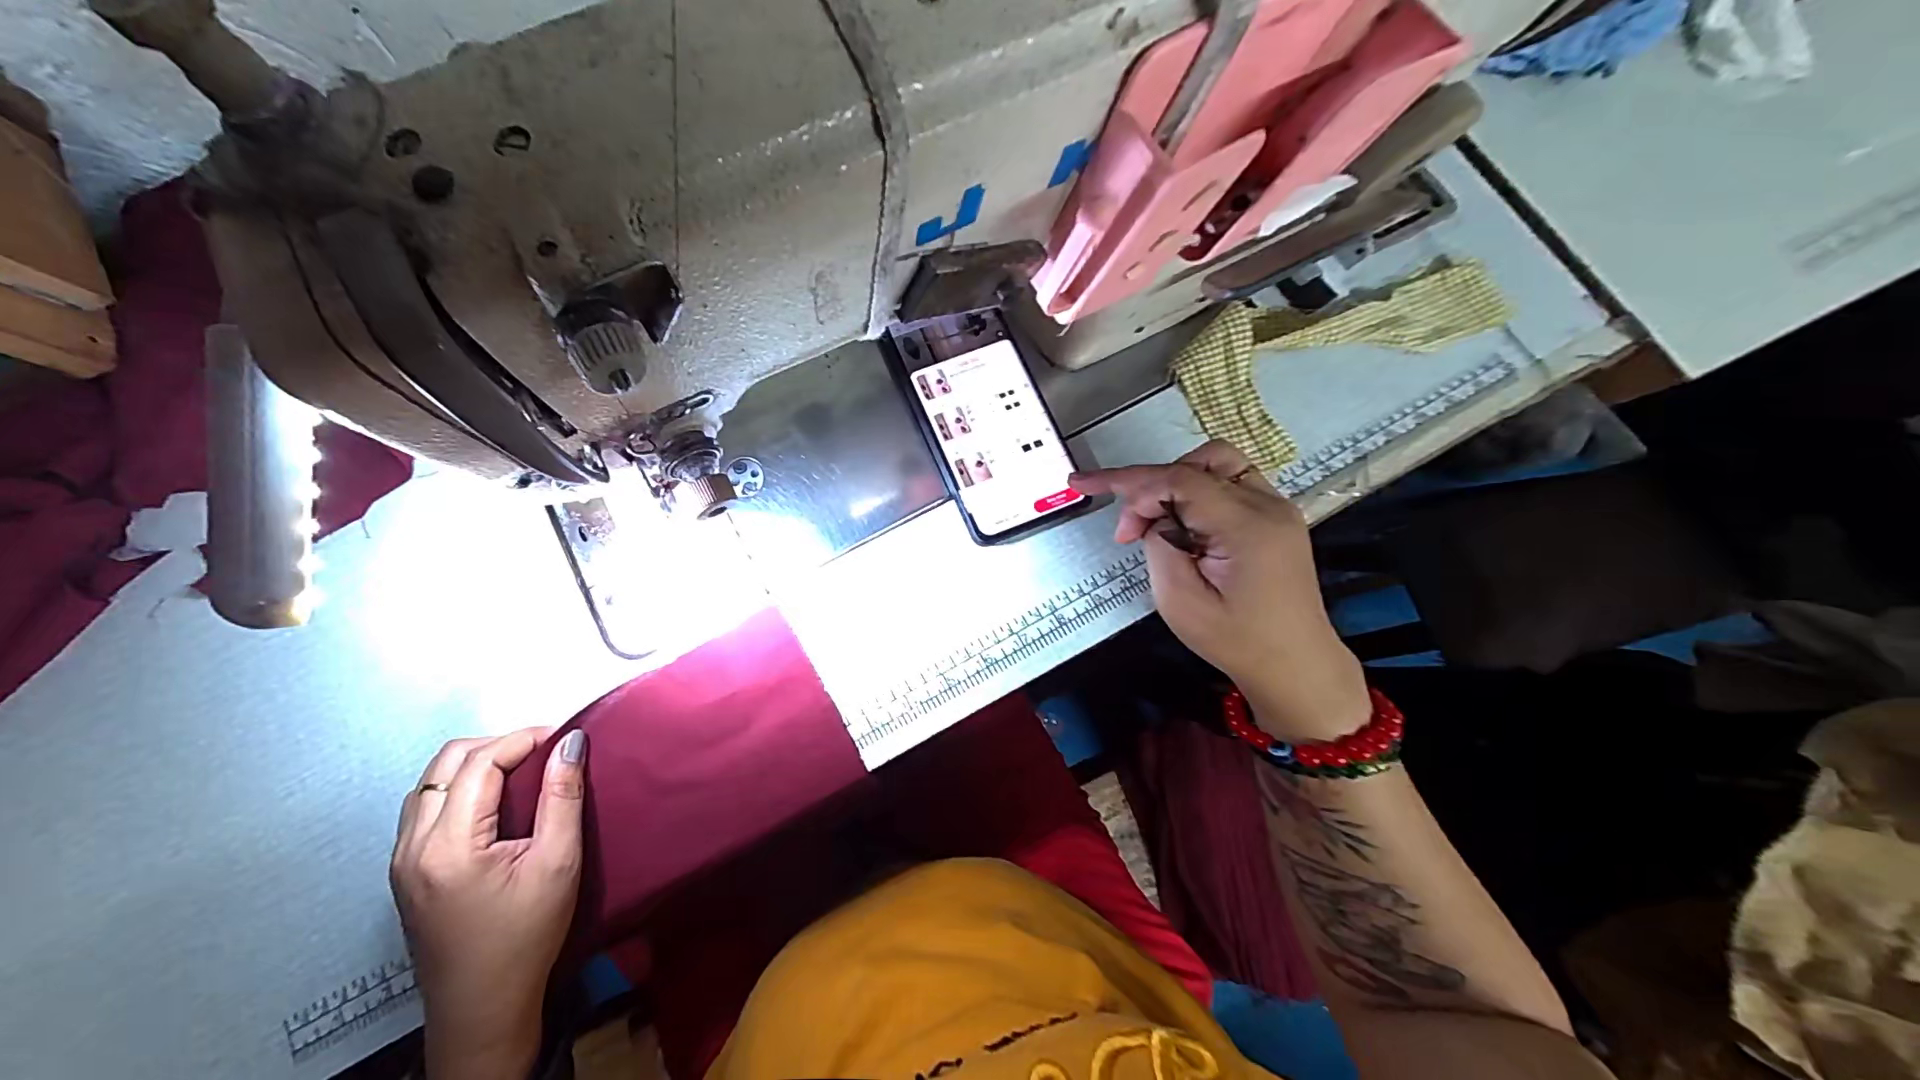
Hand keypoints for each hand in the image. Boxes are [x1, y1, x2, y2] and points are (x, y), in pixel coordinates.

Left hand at [390, 727, 587, 1079]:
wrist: (483, 1006)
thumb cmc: (526, 937)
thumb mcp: (558, 863)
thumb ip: (563, 797)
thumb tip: (572, 743)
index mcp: (448, 845)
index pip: (478, 763)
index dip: (523, 739)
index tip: (564, 738)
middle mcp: (412, 846)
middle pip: (446, 763)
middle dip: (499, 744)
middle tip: (545, 752)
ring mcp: (402, 859)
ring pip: (431, 782)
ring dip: (476, 764)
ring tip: (524, 771)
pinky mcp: (406, 870)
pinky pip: (426, 806)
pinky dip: (460, 787)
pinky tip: (495, 801)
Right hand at [1070, 440, 1367, 740]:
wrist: (1295, 666)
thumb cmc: (1237, 641)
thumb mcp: (1181, 601)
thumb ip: (1159, 545)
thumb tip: (1155, 516)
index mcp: (1246, 526)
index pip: (1180, 479)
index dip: (1133, 485)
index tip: (1102, 508)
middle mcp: (1268, 505)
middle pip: (1199, 462)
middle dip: (1154, 486)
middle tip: (1131, 531)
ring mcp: (1277, 508)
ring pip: (1217, 463)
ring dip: (1176, 483)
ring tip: (1155, 523)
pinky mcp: (1276, 518)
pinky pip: (1230, 483)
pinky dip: (1197, 494)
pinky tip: (1182, 526)